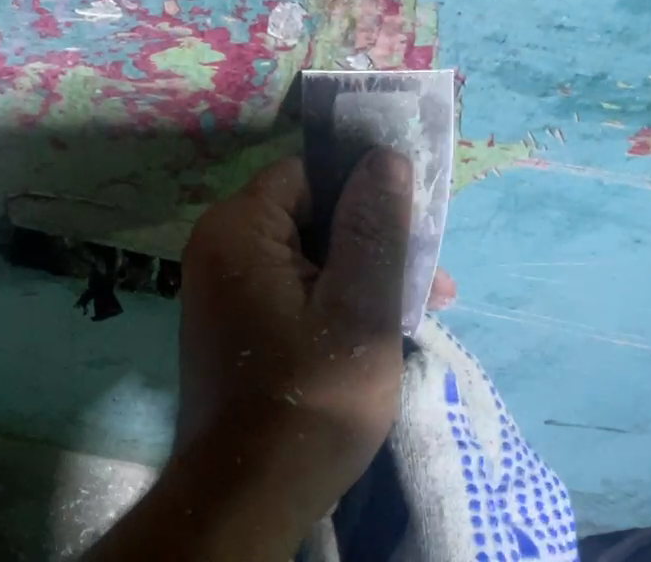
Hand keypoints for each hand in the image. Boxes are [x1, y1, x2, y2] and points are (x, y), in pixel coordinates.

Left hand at [176, 149, 412, 506]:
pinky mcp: (232, 322)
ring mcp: (222, 286)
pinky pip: (288, 290)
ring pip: (304, 258)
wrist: (248, 494)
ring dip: (359, 280)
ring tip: (422, 313)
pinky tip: (376, 333)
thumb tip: (382, 156)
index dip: (361, 195)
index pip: (307, 176)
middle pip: (307, 218)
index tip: (410, 231)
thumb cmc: (310, 396)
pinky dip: (330, 304)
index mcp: (238, 226)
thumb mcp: (358, 307)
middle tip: (432, 286)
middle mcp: (218, 245)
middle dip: (371, 246)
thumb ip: (372, 227)